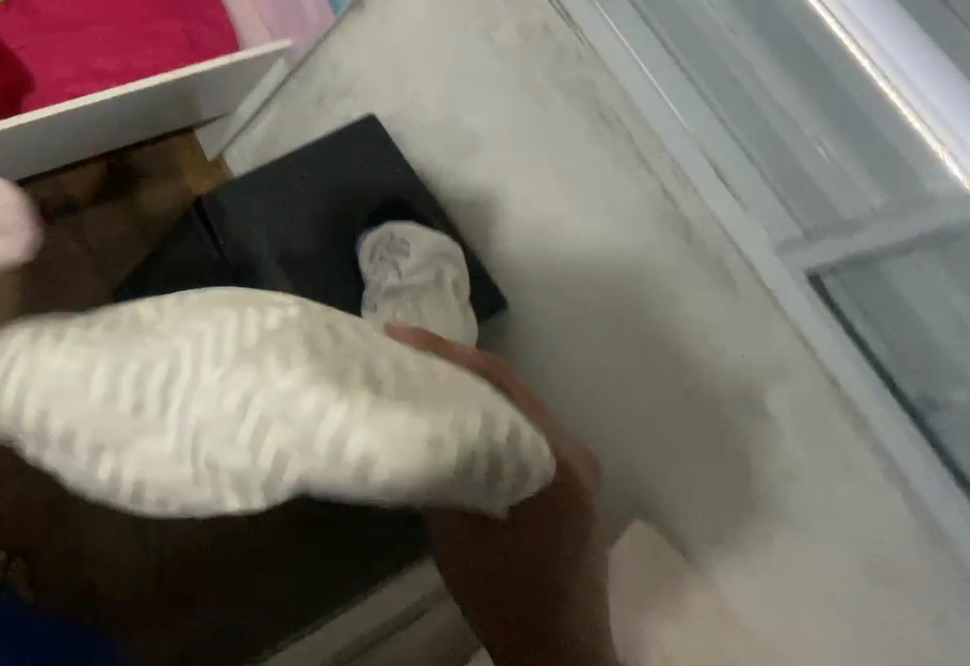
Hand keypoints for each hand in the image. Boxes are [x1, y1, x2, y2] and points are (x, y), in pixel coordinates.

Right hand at [385, 324, 617, 665]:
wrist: (559, 656)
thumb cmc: (506, 596)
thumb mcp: (457, 530)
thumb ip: (439, 468)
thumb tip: (406, 422)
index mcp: (554, 458)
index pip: (496, 382)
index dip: (443, 352)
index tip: (395, 335)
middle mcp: (572, 451)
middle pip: (507, 385)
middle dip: (450, 362)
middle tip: (398, 346)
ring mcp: (574, 466)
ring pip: (512, 403)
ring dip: (465, 384)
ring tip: (414, 369)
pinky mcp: (565, 481)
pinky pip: (518, 426)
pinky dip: (481, 410)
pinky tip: (446, 409)